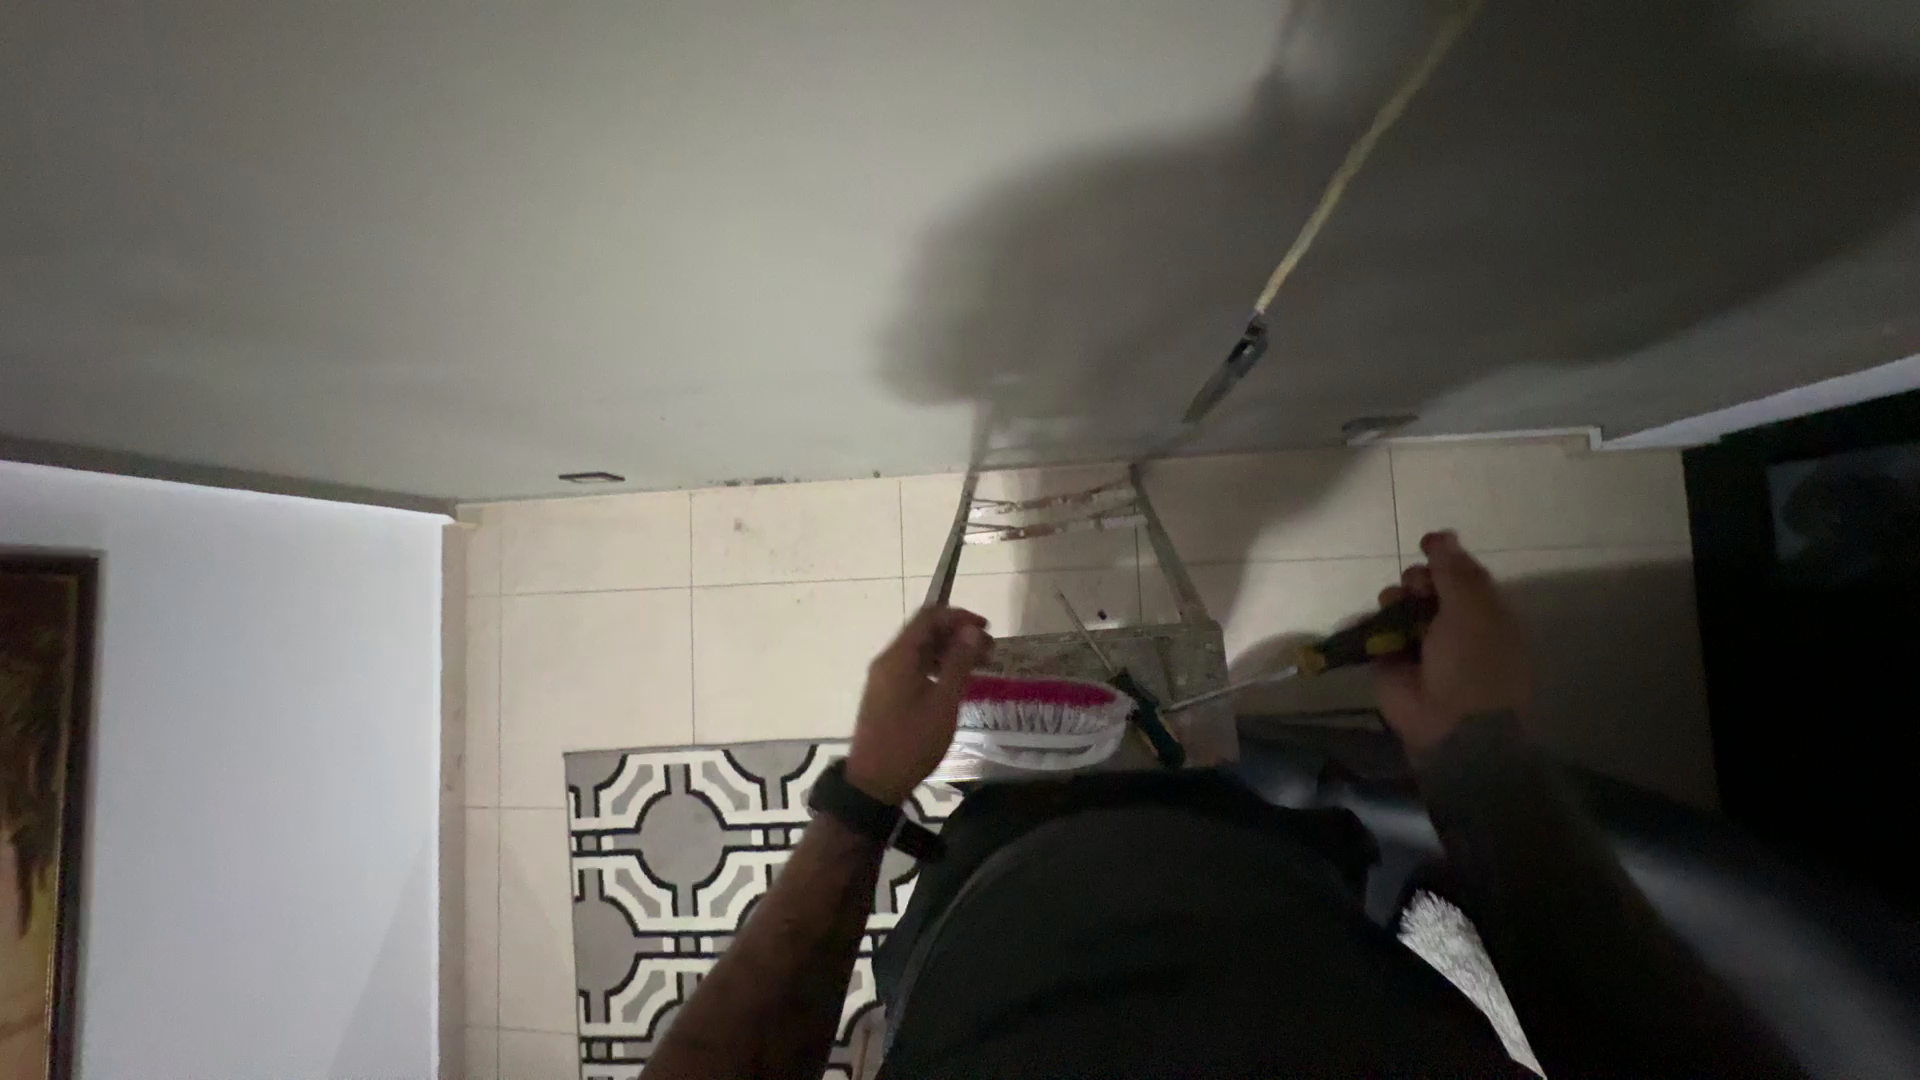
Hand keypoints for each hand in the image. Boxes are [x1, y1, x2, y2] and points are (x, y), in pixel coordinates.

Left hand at [845, 606, 992, 803]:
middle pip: (924, 632)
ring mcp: (884, 677)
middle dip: (957, 634)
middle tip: (989, 651)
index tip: (986, 629)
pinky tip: (954, 682)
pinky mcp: (885, 694)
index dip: (959, 616)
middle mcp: (888, 660)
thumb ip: (958, 663)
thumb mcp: (943, 702)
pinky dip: (936, 666)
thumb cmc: (912, 742)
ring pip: (920, 651)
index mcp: (899, 656)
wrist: (873, 783)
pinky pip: (913, 667)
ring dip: (948, 651)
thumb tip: (972, 630)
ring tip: (978, 666)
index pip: (929, 616)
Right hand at [1373, 531, 1532, 755]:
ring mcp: (1419, 643)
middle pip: (1426, 586)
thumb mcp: (1472, 611)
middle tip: (1415, 589)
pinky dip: (1369, 625)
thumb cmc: (1473, 663)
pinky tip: (1369, 625)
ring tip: (1392, 609)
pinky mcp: (1390, 661)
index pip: (1461, 574)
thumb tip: (1443, 535)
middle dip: (1417, 579)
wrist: (1452, 724)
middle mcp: (1452, 624)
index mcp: (1483, 612)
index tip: (1425, 542)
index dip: (1444, 556)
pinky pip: (1374, 632)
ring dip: (1393, 599)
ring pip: (1398, 605)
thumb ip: (1454, 572)